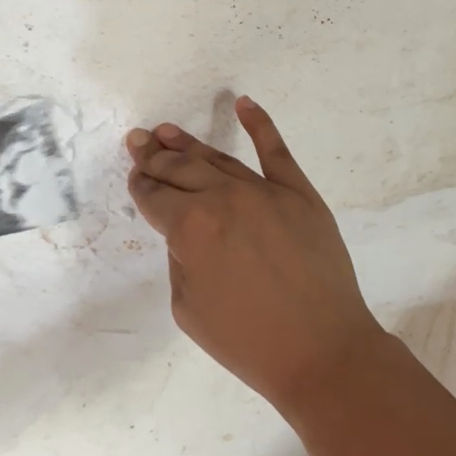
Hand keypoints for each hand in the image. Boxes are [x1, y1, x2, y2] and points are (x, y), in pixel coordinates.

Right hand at [126, 96, 387, 411]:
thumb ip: (180, 259)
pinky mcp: (301, 193)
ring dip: (190, 143)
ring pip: (220, 159)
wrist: (321, 350)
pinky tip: (245, 104)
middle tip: (139, 139)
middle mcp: (225, 198)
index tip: (133, 173)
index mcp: (191, 228)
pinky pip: (276, 151)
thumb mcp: (188, 308)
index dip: (141, 184)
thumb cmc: (247, 342)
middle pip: (182, 170)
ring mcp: (265, 191)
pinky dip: (260, 124)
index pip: (156, 197)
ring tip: (169, 130)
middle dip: (155, 156)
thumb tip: (187, 230)